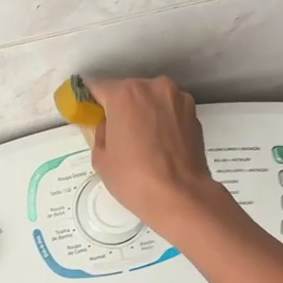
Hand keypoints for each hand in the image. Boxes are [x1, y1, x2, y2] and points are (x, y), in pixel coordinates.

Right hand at [86, 77, 241, 241]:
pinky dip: (162, 121)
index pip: (97, 86)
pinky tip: (160, 144)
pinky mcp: (193, 112)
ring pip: (151, 99)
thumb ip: (100, 132)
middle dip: (121, 107)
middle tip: (118, 132)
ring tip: (142, 141)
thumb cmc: (134, 178)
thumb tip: (109, 125)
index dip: (90, 100)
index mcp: (125, 94)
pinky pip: (169, 111)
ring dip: (144, 112)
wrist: (180, 195)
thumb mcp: (101, 158)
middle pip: (128, 91)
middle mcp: (153, 87)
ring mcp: (177, 97)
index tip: (88, 112)